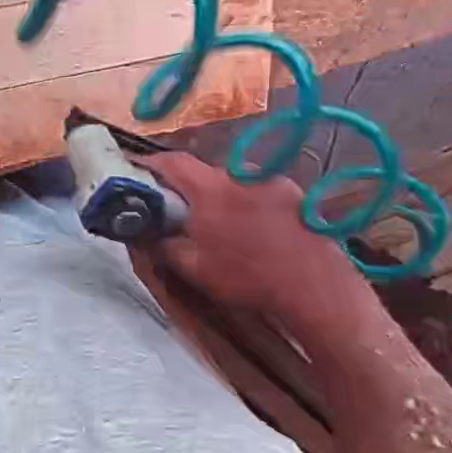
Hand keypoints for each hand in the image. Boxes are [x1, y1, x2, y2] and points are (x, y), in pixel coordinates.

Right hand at [134, 152, 374, 335]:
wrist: (317, 290)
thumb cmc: (248, 277)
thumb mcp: (194, 267)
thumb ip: (165, 245)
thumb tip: (147, 234)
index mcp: (211, 189)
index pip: (173, 162)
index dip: (150, 162)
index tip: (134, 169)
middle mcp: (241, 176)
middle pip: (203, 170)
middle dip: (184, 185)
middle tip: (173, 207)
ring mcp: (273, 182)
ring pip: (232, 181)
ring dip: (217, 195)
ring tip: (214, 222)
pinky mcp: (297, 195)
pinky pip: (257, 191)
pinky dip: (244, 203)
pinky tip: (248, 229)